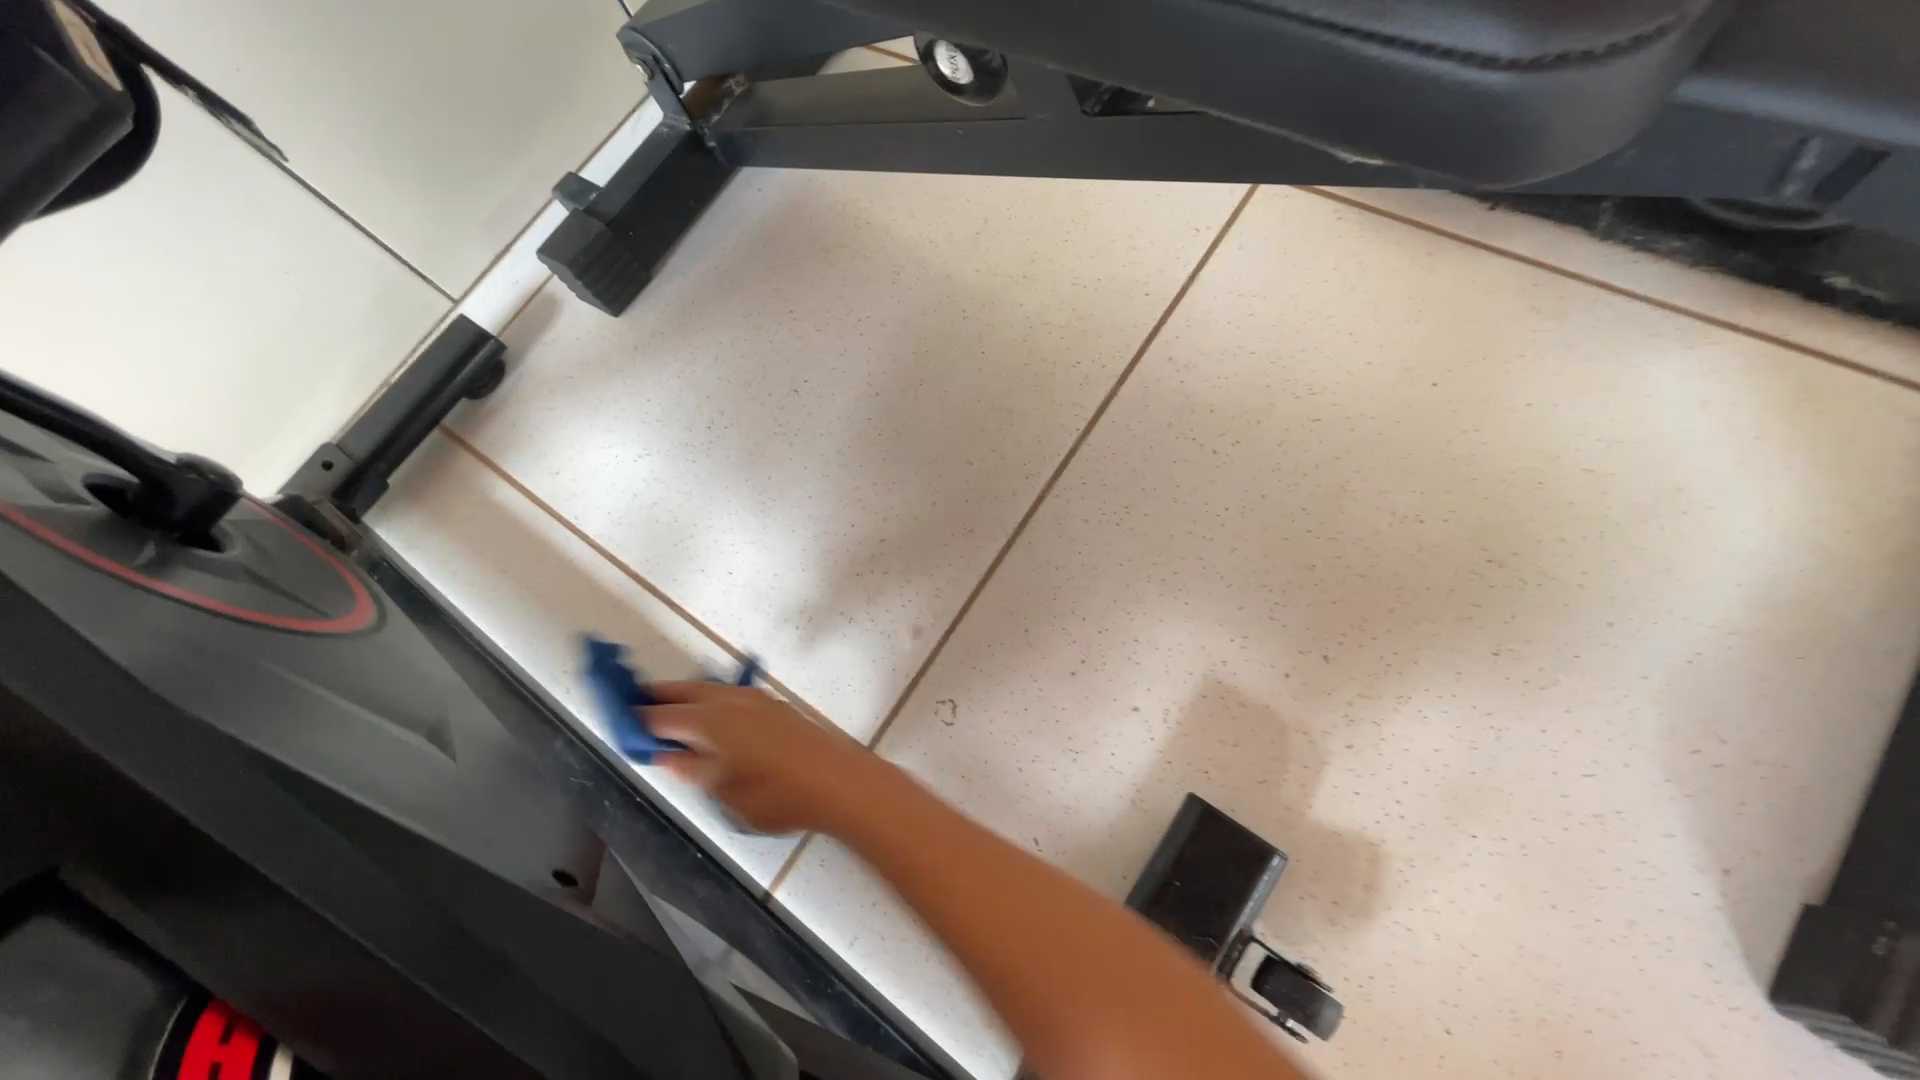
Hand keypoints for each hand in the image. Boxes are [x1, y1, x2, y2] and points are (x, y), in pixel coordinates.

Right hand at [645, 681, 893, 834]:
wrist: (839, 782)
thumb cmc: (777, 795)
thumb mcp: (724, 792)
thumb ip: (691, 770)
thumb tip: (667, 755)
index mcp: (709, 720)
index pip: (660, 715)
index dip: (636, 720)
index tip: (619, 722)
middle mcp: (730, 700)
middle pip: (683, 692)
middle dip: (658, 698)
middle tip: (636, 708)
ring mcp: (755, 699)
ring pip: (708, 691)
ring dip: (686, 698)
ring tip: (671, 717)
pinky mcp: (775, 706)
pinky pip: (730, 696)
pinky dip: (711, 703)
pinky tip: (713, 723)